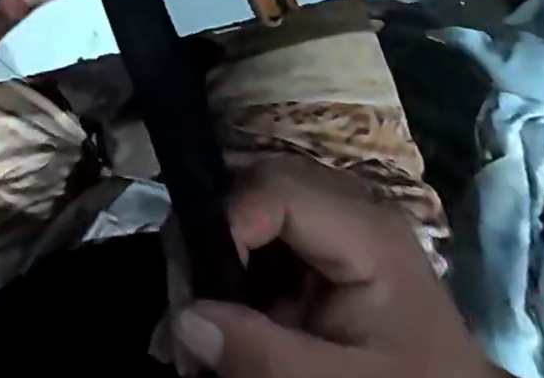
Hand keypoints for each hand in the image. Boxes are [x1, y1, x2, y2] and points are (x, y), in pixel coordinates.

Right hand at [172, 159, 497, 377]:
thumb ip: (265, 357)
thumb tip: (182, 319)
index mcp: (365, 230)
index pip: (275, 189)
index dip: (224, 224)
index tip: (193, 293)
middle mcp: (344, 206)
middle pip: (253, 186)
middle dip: (205, 238)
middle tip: (178, 307)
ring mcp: (329, 220)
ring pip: (245, 206)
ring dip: (209, 257)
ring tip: (187, 317)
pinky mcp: (316, 244)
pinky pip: (255, 235)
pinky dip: (225, 270)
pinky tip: (212, 316)